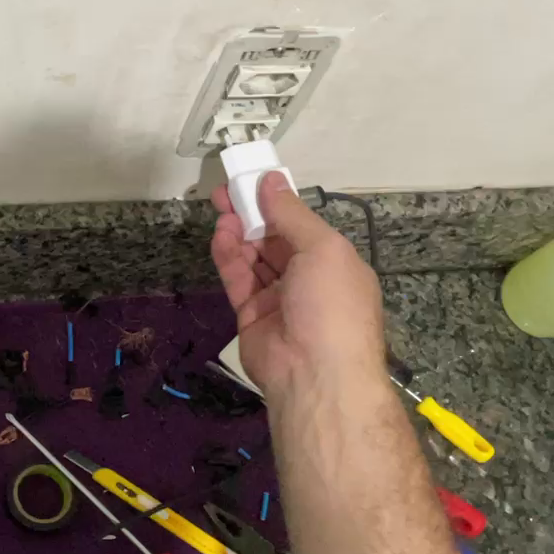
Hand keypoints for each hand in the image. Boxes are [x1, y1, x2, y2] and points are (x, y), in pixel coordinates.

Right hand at [209, 172, 386, 403]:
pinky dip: (228, 258)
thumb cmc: (331, 304)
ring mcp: (278, 299)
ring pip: (253, 258)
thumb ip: (291, 215)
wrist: (314, 372)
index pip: (302, 225)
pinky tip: (220, 236)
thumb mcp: (322, 249)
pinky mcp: (251, 315)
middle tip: (226, 191)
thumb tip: (271, 181)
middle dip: (252, 215)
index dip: (278, 203)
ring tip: (221, 209)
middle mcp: (307, 279)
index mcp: (333, 262)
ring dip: (238, 233)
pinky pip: (239, 281)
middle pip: (274, 240)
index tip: (254, 181)